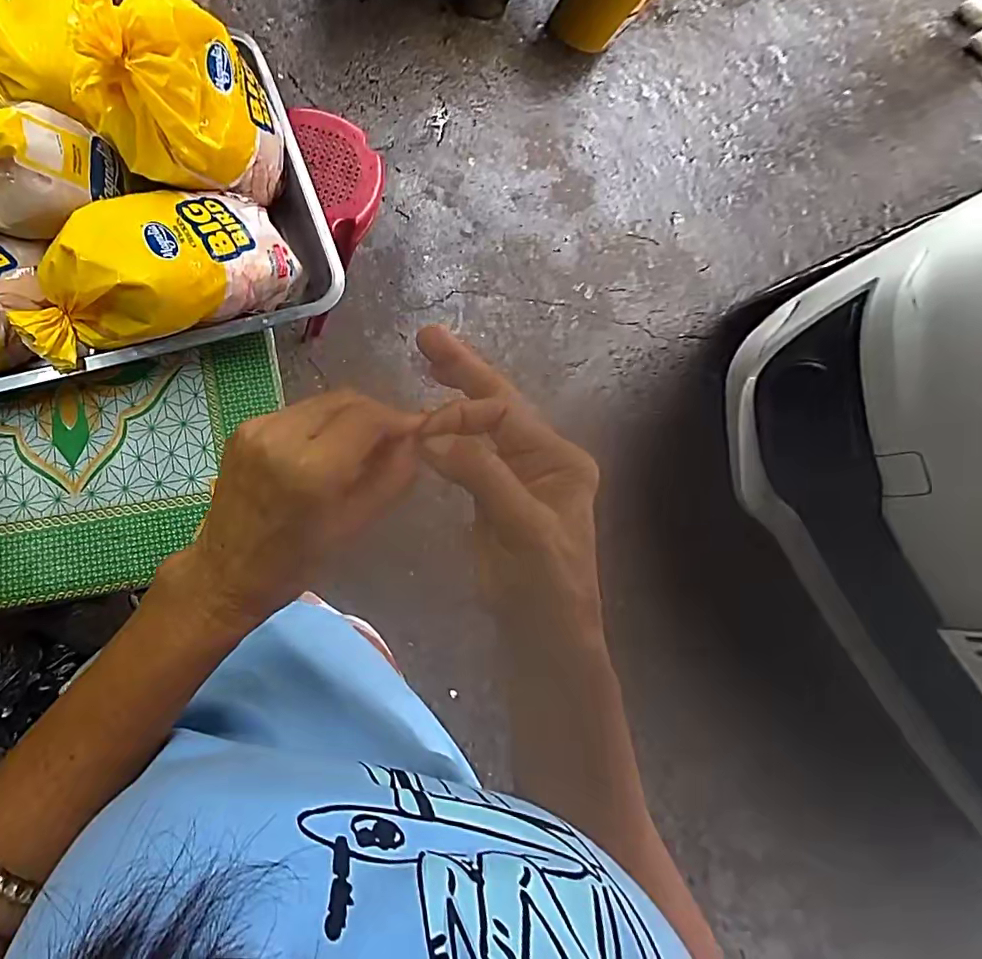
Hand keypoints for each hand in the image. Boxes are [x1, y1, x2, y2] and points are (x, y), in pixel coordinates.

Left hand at [170, 390, 422, 628]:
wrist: (226, 572)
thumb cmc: (296, 561)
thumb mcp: (355, 524)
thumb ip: (392, 476)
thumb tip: (415, 438)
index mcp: (312, 469)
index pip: (367, 417)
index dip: (396, 418)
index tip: (413, 431)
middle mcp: (282, 437)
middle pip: (345, 400)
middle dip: (374, 413)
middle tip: (390, 437)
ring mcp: (258, 428)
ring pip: (321, 402)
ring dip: (347, 416)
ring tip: (358, 444)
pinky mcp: (244, 427)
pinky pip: (296, 412)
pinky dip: (318, 424)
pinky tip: (321, 449)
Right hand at [415, 326, 603, 635]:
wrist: (547, 643)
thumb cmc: (547, 588)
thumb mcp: (522, 528)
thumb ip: (481, 474)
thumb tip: (431, 434)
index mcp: (559, 460)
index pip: (504, 415)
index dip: (461, 413)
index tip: (422, 432)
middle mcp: (541, 460)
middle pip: (497, 406)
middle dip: (463, 372)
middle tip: (428, 337)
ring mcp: (516, 479)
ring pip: (481, 427)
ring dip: (454, 395)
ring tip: (428, 358)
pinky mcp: (494, 501)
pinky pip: (468, 456)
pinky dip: (448, 435)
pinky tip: (429, 422)